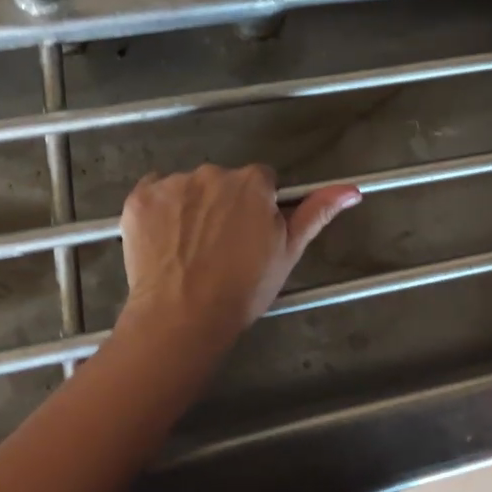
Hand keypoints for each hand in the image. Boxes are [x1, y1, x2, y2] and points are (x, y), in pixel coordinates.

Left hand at [119, 165, 361, 343]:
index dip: (257, 210)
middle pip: (223, 183)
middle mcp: (213, 173)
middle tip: (221, 248)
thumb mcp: (288, 252)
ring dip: (191, 208)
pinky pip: (153, 193)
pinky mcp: (140, 198)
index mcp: (253, 182)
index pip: (261, 182)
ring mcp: (173, 184)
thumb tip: (352, 190)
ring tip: (190, 251)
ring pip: (189, 188)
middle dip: (223, 206)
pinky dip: (159, 212)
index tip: (249, 237)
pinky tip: (164, 242)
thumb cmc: (242, 289)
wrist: (181, 318)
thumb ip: (317, 213)